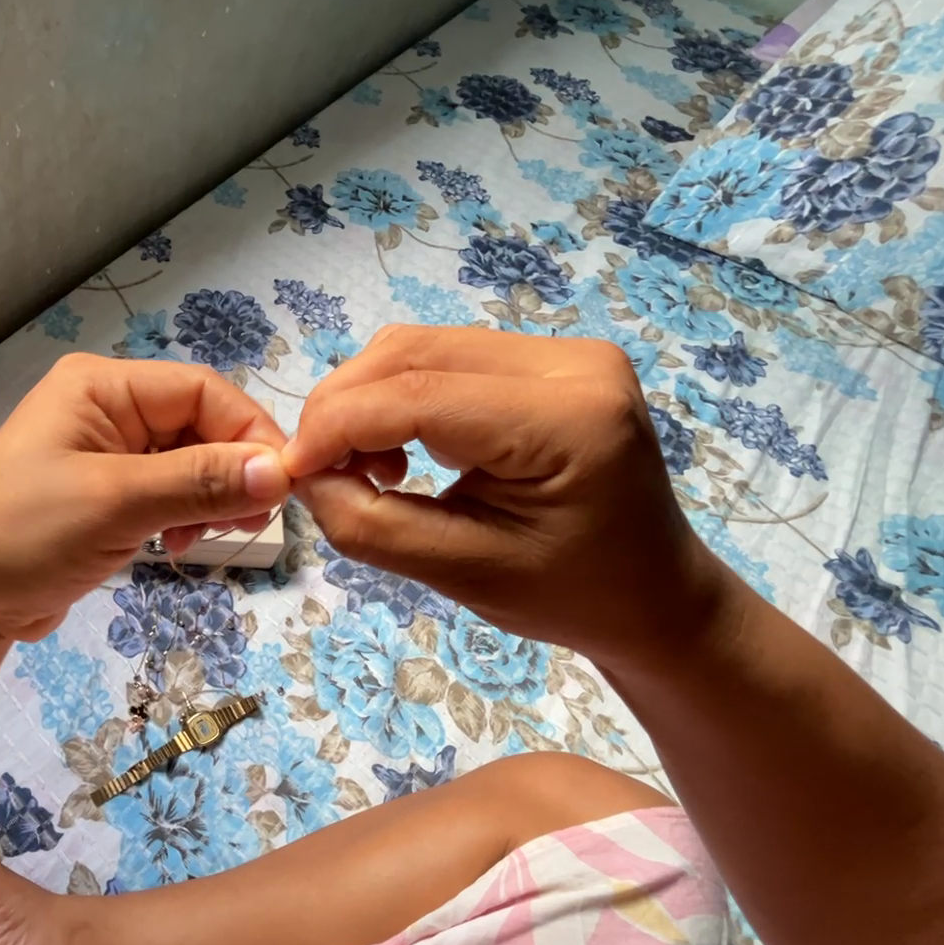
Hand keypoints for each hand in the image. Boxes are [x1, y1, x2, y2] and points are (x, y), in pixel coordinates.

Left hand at [0, 353, 290, 646]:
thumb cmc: (25, 534)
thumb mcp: (117, 502)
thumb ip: (201, 481)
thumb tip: (282, 470)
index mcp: (101, 386)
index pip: (201, 391)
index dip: (249, 432)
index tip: (282, 487)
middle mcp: (104, 409)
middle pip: (196, 425)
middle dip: (229, 472)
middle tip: (248, 524)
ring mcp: (102, 454)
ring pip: (185, 463)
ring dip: (207, 499)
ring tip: (203, 540)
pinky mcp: (101, 496)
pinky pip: (163, 494)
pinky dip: (181, 517)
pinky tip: (177, 547)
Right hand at [284, 326, 733, 663]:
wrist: (653, 597)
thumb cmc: (567, 597)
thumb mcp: (457, 574)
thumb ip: (366, 523)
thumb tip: (302, 475)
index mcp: (565, 419)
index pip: (414, 395)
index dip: (333, 426)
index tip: (289, 471)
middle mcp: (569, 361)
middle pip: (407, 353)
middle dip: (340, 408)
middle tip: (316, 469)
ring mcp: (560, 351)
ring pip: (415, 348)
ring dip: (363, 401)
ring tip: (367, 466)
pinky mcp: (544, 359)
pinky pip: (438, 359)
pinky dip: (393, 398)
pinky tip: (399, 446)